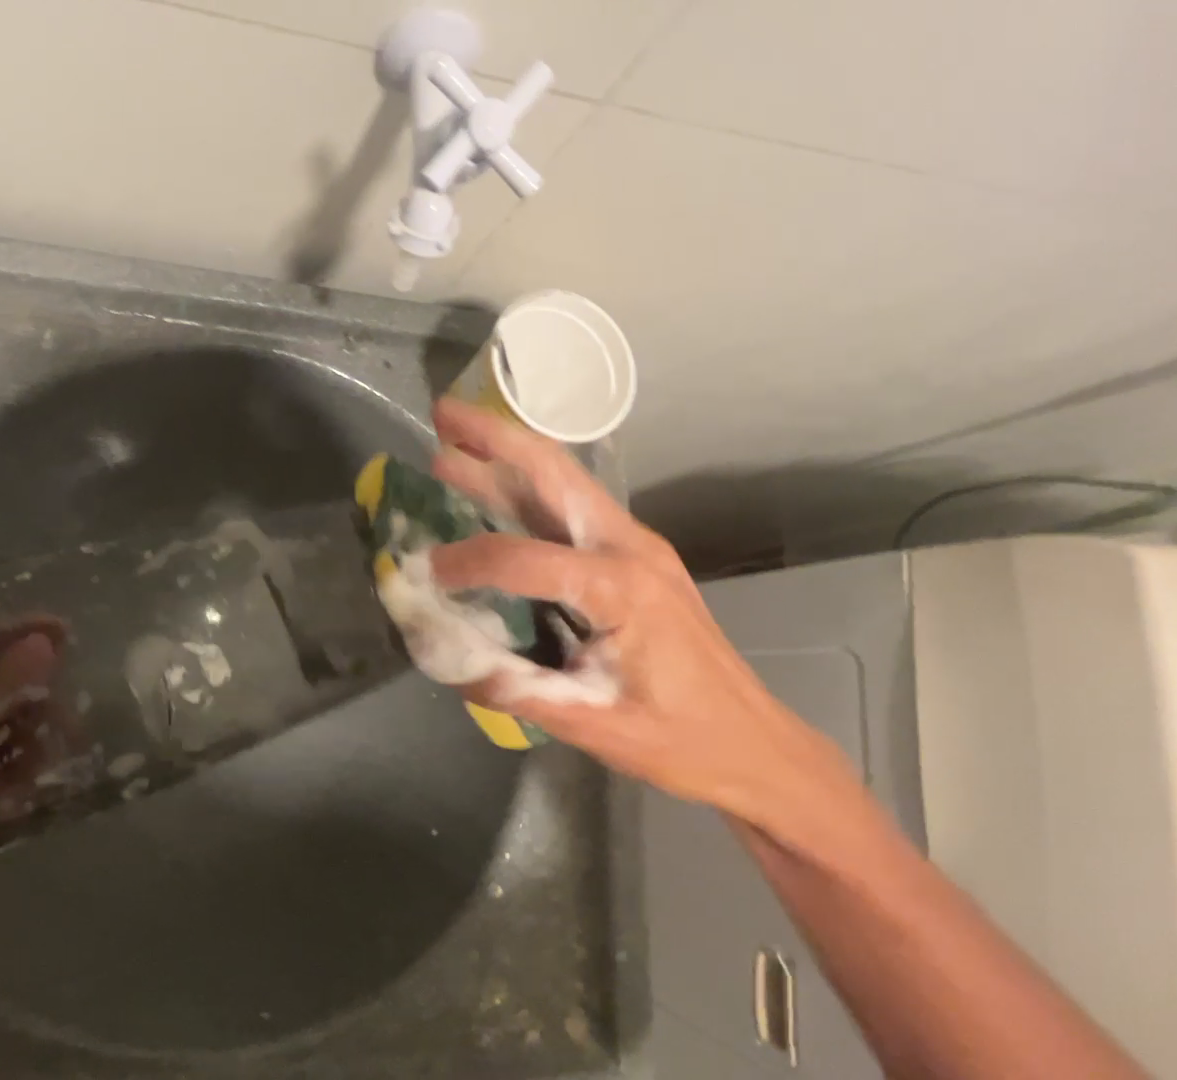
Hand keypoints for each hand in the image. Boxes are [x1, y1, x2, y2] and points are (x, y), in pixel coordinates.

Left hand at [0, 618, 85, 881]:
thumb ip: (5, 681)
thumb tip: (46, 640)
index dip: (20, 630)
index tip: (64, 629)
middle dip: (35, 681)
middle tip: (70, 691)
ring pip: (6, 702)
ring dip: (37, 715)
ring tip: (66, 732)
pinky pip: (5, 734)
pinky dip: (27, 741)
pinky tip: (46, 753)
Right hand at [426, 398, 854, 827]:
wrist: (751, 744)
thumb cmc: (677, 739)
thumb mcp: (592, 726)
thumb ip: (513, 687)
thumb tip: (443, 655)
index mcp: (620, 588)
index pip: (522, 558)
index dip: (466, 561)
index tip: (425, 571)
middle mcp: (631, 548)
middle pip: (555, 474)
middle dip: (494, 439)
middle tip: (440, 414)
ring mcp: (639, 547)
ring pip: (565, 484)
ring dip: (508, 457)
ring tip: (453, 437)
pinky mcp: (638, 557)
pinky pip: (574, 509)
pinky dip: (528, 489)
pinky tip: (495, 491)